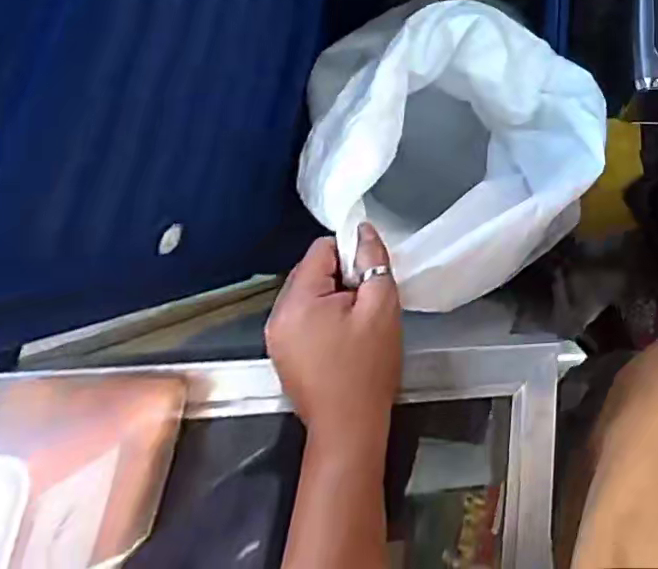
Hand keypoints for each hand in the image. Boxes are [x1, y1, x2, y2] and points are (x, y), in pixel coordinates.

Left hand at [266, 225, 401, 442]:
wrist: (350, 426)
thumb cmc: (368, 365)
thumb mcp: (381, 305)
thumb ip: (373, 260)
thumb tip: (363, 231)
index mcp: (296, 302)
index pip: (321, 249)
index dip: (352, 254)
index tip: (370, 278)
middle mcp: (277, 316)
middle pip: (312, 270)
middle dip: (343, 276)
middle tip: (367, 302)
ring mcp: (276, 336)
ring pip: (310, 292)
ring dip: (336, 296)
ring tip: (358, 321)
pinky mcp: (283, 352)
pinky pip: (305, 314)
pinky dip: (327, 315)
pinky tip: (346, 336)